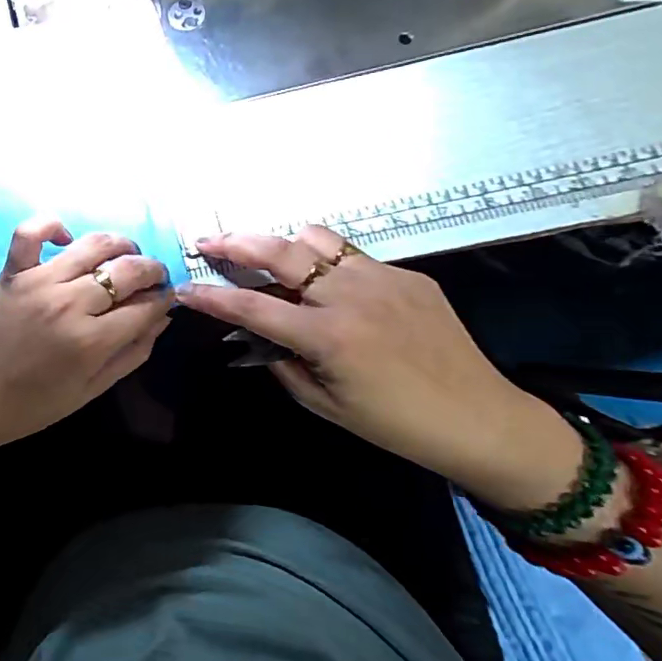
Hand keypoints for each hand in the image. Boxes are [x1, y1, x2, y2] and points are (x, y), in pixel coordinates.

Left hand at [0, 218, 172, 460]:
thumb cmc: (34, 404)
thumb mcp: (92, 390)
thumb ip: (133, 353)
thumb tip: (163, 318)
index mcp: (91, 341)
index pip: (146, 306)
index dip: (164, 300)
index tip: (166, 299)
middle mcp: (70, 303)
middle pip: (128, 270)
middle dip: (153, 270)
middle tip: (153, 278)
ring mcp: (39, 281)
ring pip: (94, 244)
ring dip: (121, 245)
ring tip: (126, 256)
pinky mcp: (13, 271)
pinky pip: (32, 231)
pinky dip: (52, 225)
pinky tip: (67, 237)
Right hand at [175, 227, 586, 511]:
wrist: (477, 415)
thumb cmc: (394, 423)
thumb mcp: (326, 405)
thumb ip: (283, 364)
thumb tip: (258, 336)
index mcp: (326, 335)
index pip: (252, 307)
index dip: (211, 297)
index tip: (184, 288)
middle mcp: (349, 294)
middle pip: (278, 250)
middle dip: (235, 242)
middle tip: (209, 240)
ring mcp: (381, 276)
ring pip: (317, 237)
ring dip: (285, 242)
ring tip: (270, 256)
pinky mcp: (406, 273)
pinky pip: (354, 256)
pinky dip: (329, 263)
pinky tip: (331, 285)